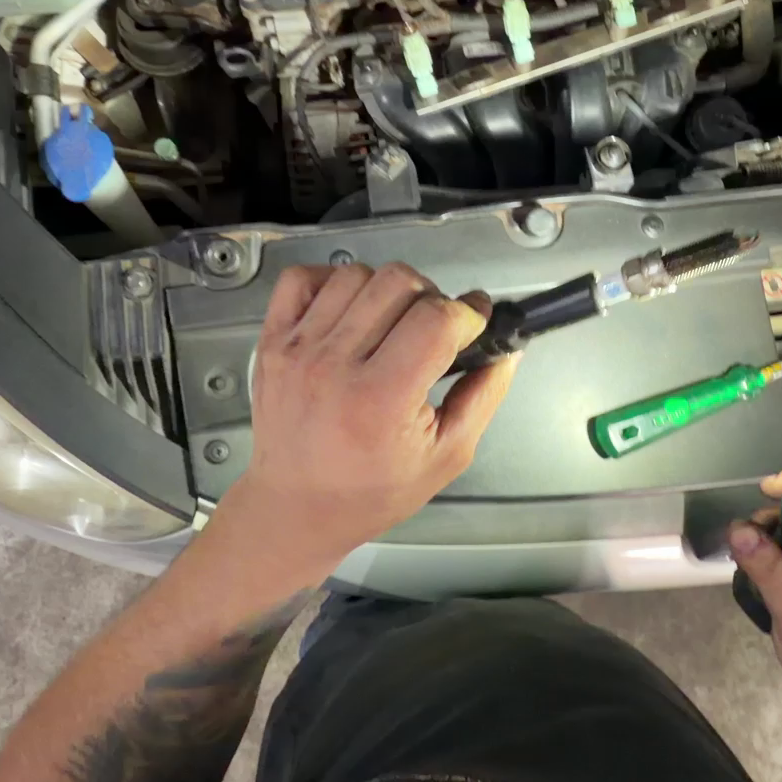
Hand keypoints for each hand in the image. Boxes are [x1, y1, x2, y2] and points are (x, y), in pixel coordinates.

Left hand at [211, 263, 520, 581]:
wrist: (296, 507)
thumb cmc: (370, 492)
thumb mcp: (445, 457)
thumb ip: (483, 397)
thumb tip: (509, 350)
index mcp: (380, 400)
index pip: (436, 319)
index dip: (467, 312)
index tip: (474, 320)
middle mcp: (333, 366)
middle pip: (398, 283)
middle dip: (431, 298)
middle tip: (434, 327)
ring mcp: (297, 349)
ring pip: (356, 274)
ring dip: (386, 290)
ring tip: (392, 323)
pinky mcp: (272, 341)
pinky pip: (301, 279)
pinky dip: (331, 282)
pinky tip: (349, 310)